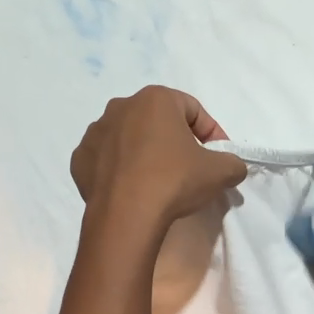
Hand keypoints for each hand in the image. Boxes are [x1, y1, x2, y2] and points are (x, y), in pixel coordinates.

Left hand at [71, 86, 246, 233]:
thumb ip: (233, 163)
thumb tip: (231, 165)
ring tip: (160, 182)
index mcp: (156, 100)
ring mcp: (96, 130)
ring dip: (148, 153)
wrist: (126, 214)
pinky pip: (108, 158)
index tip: (219, 158)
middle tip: (190, 169)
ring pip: (131, 137)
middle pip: (159, 120)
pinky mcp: (81, 157)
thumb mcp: (220, 172)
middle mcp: (122, 105)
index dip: (212, 133)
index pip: (193, 108)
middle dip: (177, 141)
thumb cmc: (175, 181)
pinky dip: (122, 169)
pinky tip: (135, 189)